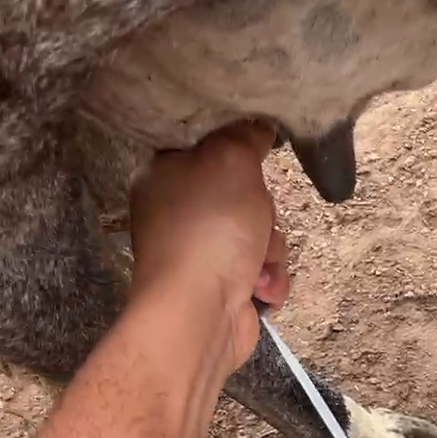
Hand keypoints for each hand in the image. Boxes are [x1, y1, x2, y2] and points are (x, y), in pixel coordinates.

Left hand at [127, 120, 290, 377]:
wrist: (200, 312)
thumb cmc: (210, 229)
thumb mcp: (232, 160)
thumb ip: (245, 135)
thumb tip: (256, 125)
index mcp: (165, 175)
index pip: (205, 147)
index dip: (237, 149)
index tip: (258, 152)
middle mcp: (178, 214)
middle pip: (242, 194)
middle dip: (263, 211)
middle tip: (257, 218)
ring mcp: (200, 254)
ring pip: (259, 234)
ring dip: (271, 250)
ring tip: (259, 264)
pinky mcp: (222, 287)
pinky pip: (261, 270)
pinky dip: (268, 279)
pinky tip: (260, 289)